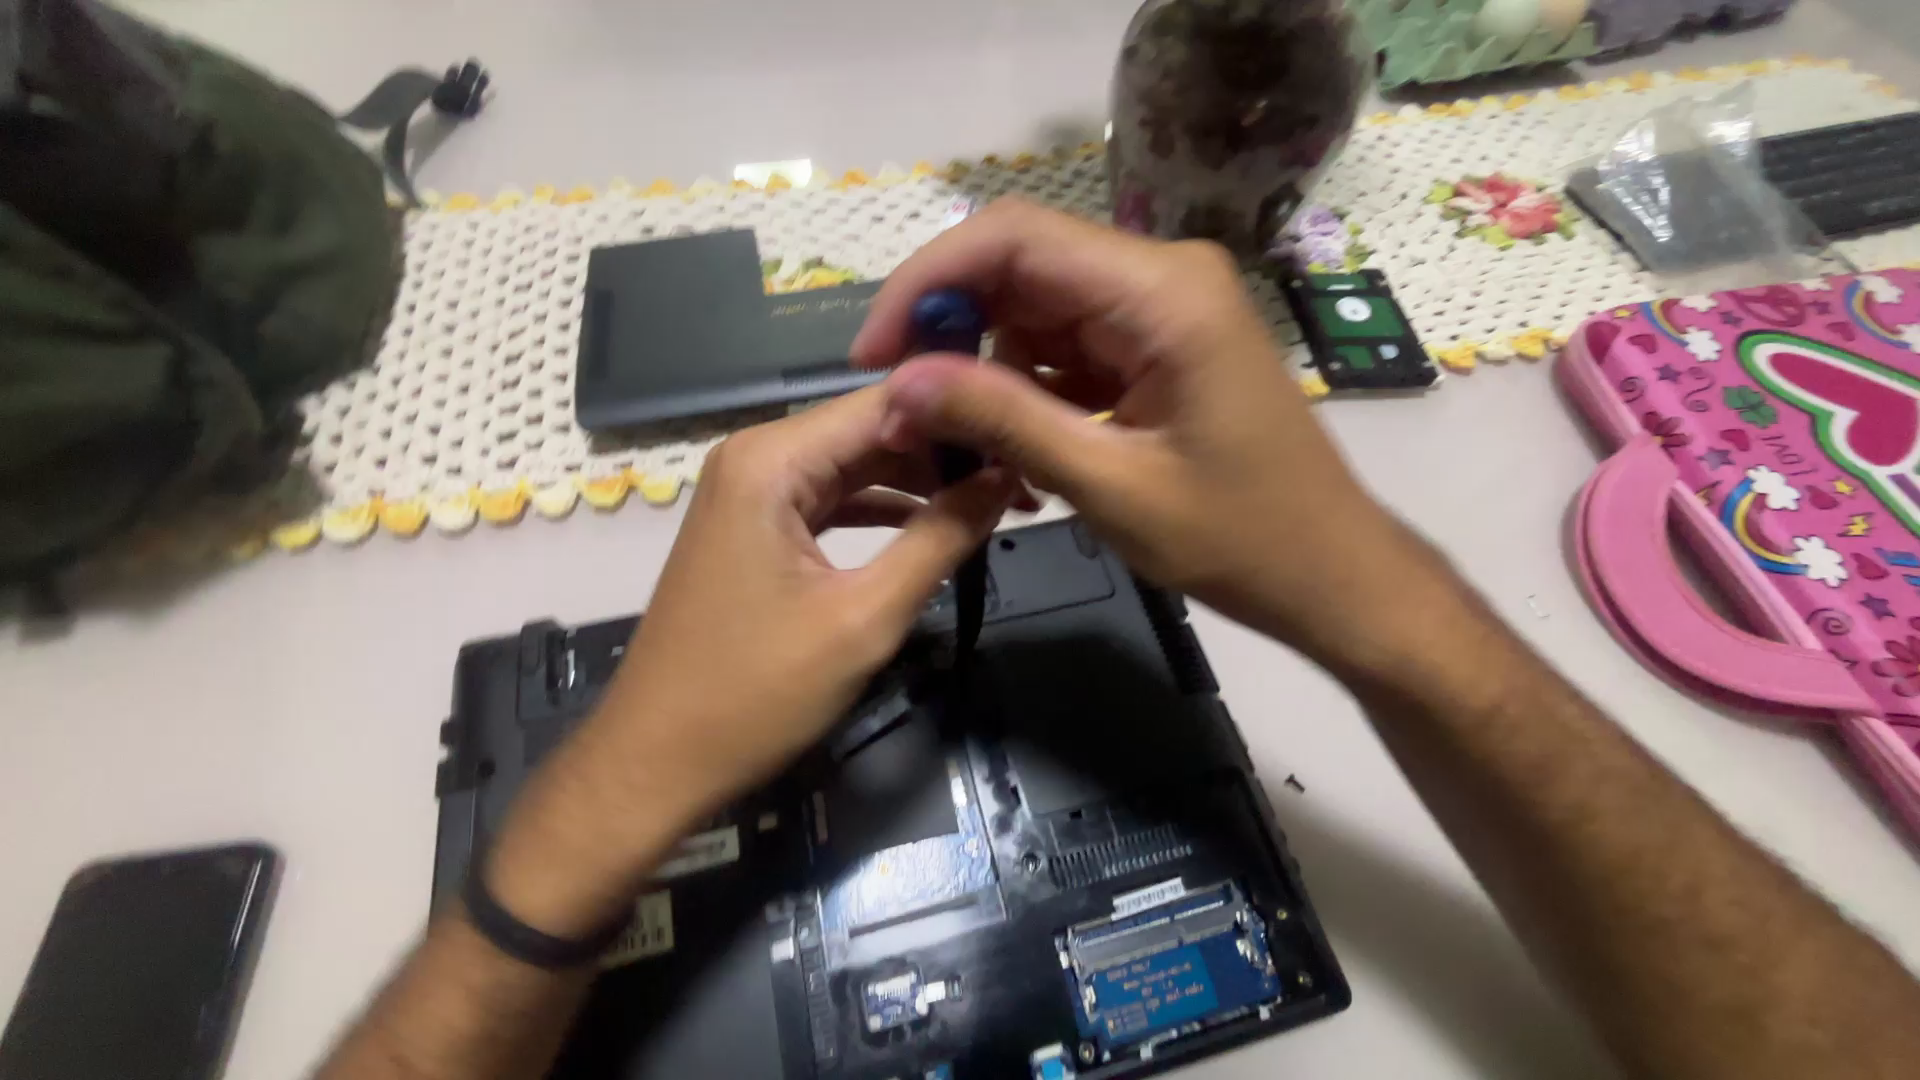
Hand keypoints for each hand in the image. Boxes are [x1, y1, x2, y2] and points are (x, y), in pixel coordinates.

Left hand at [597, 386, 1017, 796]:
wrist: (656, 761)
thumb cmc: (755, 694)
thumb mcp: (865, 617)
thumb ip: (940, 539)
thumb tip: (1006, 478)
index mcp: (773, 460)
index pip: (888, 402)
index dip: (962, 416)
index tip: (1025, 439)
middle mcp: (758, 457)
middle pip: (871, 430)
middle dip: (945, 453)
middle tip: (1022, 480)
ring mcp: (751, 492)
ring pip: (854, 465)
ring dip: (919, 484)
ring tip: (993, 503)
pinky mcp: (754, 527)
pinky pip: (830, 500)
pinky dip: (881, 512)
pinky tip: (933, 528)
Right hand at [853, 198, 1417, 664]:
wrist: (1328, 572)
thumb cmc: (1238, 538)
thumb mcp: (1110, 485)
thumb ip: (1004, 422)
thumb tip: (900, 383)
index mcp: (1163, 292)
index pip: (1015, 239)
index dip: (928, 282)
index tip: (875, 352)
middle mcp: (1160, 278)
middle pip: (1021, 268)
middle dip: (949, 329)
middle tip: (902, 403)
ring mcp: (1159, 312)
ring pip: (1036, 311)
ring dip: (986, 368)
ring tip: (958, 442)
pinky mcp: (1154, 348)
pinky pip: (1066, 349)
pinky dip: (1026, 391)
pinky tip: (1011, 447)